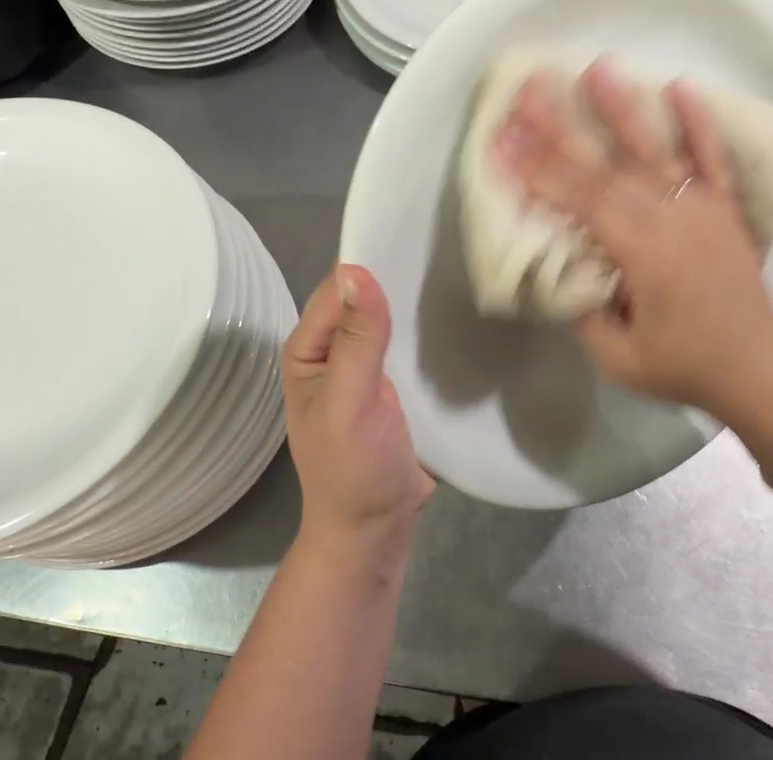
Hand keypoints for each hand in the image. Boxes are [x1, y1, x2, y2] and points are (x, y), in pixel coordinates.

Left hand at [281, 265, 435, 561]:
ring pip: (390, 320)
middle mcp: (334, 351)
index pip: (339, 288)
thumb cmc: (354, 469)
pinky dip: (427, 334)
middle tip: (452, 258)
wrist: (376, 527)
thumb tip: (357, 269)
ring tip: (463, 281)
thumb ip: (357, 339)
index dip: (373, 264)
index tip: (422, 244)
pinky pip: (409, 345)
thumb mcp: (351, 402)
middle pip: (366, 299)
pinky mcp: (395, 384)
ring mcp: (366, 368)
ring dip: (417, 306)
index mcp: (309, 349)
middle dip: (399, 280)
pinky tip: (458, 322)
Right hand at [494, 60, 772, 418]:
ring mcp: (702, 209)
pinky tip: (681, 86)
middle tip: (529, 87)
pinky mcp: (725, 208)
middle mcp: (672, 221)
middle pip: (607, 168)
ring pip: (655, 151)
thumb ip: (583, 314)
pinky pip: (713, 158)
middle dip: (562, 128)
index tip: (502, 142)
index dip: (538, 172)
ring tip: (597, 66)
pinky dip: (699, 121)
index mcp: (644, 257)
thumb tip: (558, 268)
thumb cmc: (686, 368)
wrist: (759, 370)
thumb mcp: (619, 360)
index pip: (580, 203)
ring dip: (623, 108)